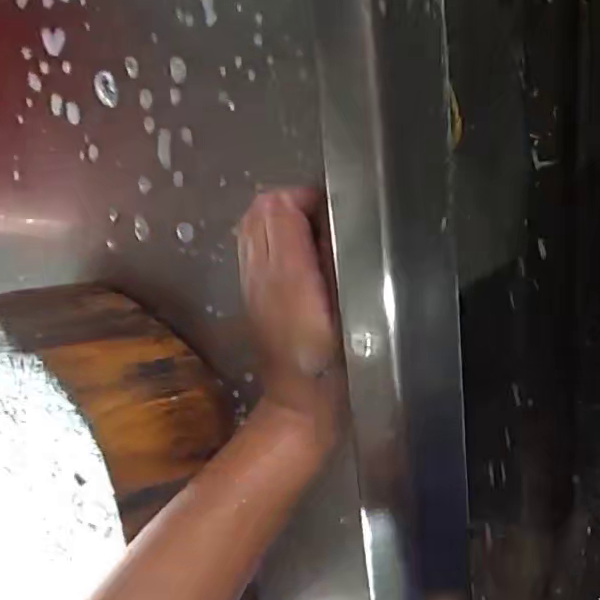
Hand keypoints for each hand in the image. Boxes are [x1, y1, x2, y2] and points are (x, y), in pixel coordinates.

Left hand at [237, 187, 339, 422]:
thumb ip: (337, 259)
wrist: (299, 401)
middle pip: (259, 208)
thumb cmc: (337, 361)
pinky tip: (297, 255)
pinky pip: (251, 244)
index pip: (279, 206)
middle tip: (324, 221)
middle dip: (291, 202)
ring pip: (251, 223)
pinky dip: (270, 236)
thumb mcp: (351, 309)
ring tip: (311, 236)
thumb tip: (331, 219)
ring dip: (278, 218)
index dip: (308, 198)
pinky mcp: (248, 290)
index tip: (335, 213)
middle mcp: (260, 271)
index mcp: (287, 273)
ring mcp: (249, 280)